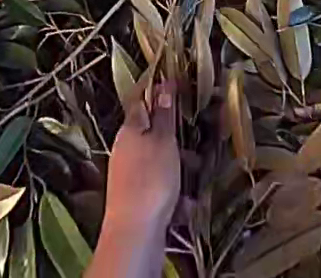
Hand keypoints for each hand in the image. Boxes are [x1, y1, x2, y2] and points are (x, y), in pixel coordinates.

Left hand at [92, 80, 179, 276]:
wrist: (134, 235)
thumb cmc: (151, 180)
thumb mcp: (164, 141)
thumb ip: (165, 115)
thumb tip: (162, 85)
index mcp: (130, 130)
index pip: (141, 101)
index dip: (157, 92)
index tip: (174, 84)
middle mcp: (125, 150)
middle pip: (153, 135)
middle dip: (175, 140)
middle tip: (194, 145)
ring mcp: (128, 177)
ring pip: (158, 163)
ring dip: (178, 169)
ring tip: (195, 178)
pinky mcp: (135, 201)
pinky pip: (158, 188)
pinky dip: (173, 194)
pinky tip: (185, 206)